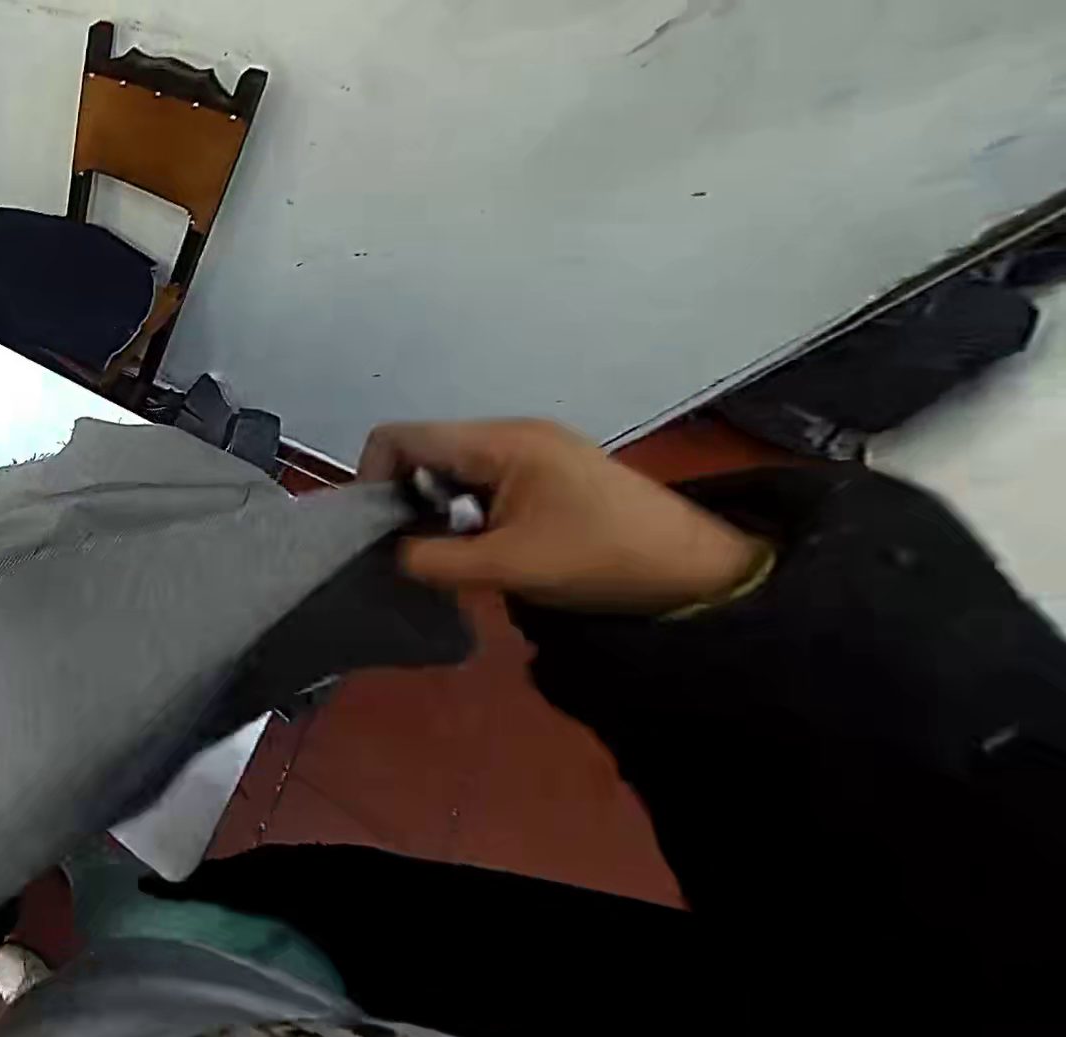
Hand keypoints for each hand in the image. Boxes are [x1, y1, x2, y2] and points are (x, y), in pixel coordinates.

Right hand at [359, 419, 768, 613]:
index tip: (377, 523)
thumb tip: (390, 554)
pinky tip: (477, 540)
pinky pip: (472, 478)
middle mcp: (507, 433)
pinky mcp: (538, 468)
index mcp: (500, 443)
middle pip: (420, 449)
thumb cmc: (602, 559)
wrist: (695, 571)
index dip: (372, 475)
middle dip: (403, 495)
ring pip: (444, 466)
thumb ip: (433, 559)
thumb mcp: (507, 567)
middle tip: (412, 542)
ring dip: (432, 505)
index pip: (402, 437)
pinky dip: (458, 508)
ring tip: (448, 546)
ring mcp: (525, 449)